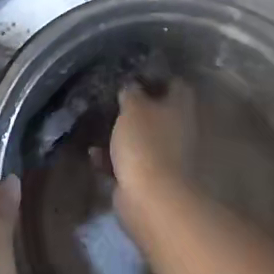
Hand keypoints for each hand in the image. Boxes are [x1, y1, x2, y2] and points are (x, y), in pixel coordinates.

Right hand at [108, 81, 194, 195]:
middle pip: (158, 111)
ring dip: (122, 134)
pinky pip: (129, 162)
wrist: (151, 199)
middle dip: (136, 107)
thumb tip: (132, 86)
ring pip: (142, 137)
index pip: (175, 83)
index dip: (157, 76)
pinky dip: (112, 159)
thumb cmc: (145, 143)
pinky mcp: (150, 179)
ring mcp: (165, 156)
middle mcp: (178, 129)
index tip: (134, 74)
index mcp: (180, 107)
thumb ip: (131, 92)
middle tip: (112, 99)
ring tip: (97, 124)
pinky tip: (93, 154)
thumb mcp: (133, 107)